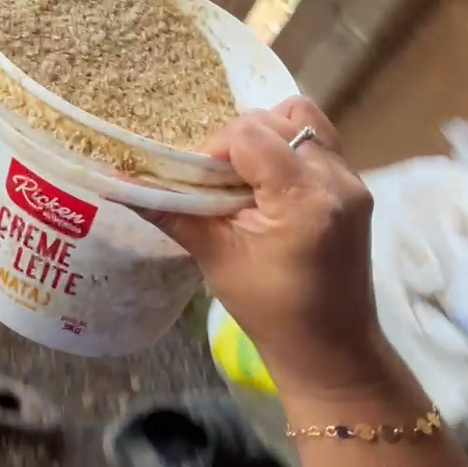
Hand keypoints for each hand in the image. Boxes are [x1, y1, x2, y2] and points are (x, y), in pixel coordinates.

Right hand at [151, 97, 396, 398]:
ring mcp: (352, 180)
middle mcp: (336, 180)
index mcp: (305, 199)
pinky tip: (267, 177)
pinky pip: (315, 136)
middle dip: (235, 139)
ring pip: (299, 116)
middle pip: (272, 119)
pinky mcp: (354, 185)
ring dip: (265, 132)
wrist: (332, 351)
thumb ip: (167, 210)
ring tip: (246, 170)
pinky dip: (285, 142)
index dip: (215, 147)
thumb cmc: (270, 308)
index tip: (202, 181)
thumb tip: (113, 182)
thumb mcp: (213, 256)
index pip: (249, 134)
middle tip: (218, 179)